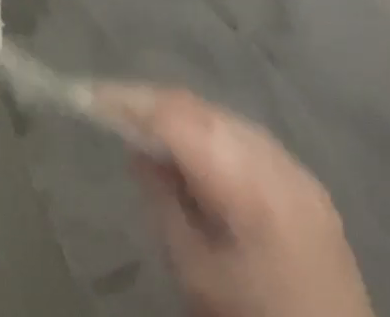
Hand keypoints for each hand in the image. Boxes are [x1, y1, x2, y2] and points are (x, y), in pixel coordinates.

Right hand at [98, 85, 374, 316]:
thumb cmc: (248, 310)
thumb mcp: (191, 264)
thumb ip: (162, 198)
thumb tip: (137, 147)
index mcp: (245, 185)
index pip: (176, 119)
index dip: (128, 100)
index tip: (85, 95)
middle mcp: (275, 164)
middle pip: (200, 110)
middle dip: (148, 101)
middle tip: (104, 104)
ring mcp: (296, 170)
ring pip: (223, 116)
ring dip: (177, 112)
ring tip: (138, 120)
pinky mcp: (305, 181)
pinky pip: (244, 135)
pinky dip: (207, 129)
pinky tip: (187, 145)